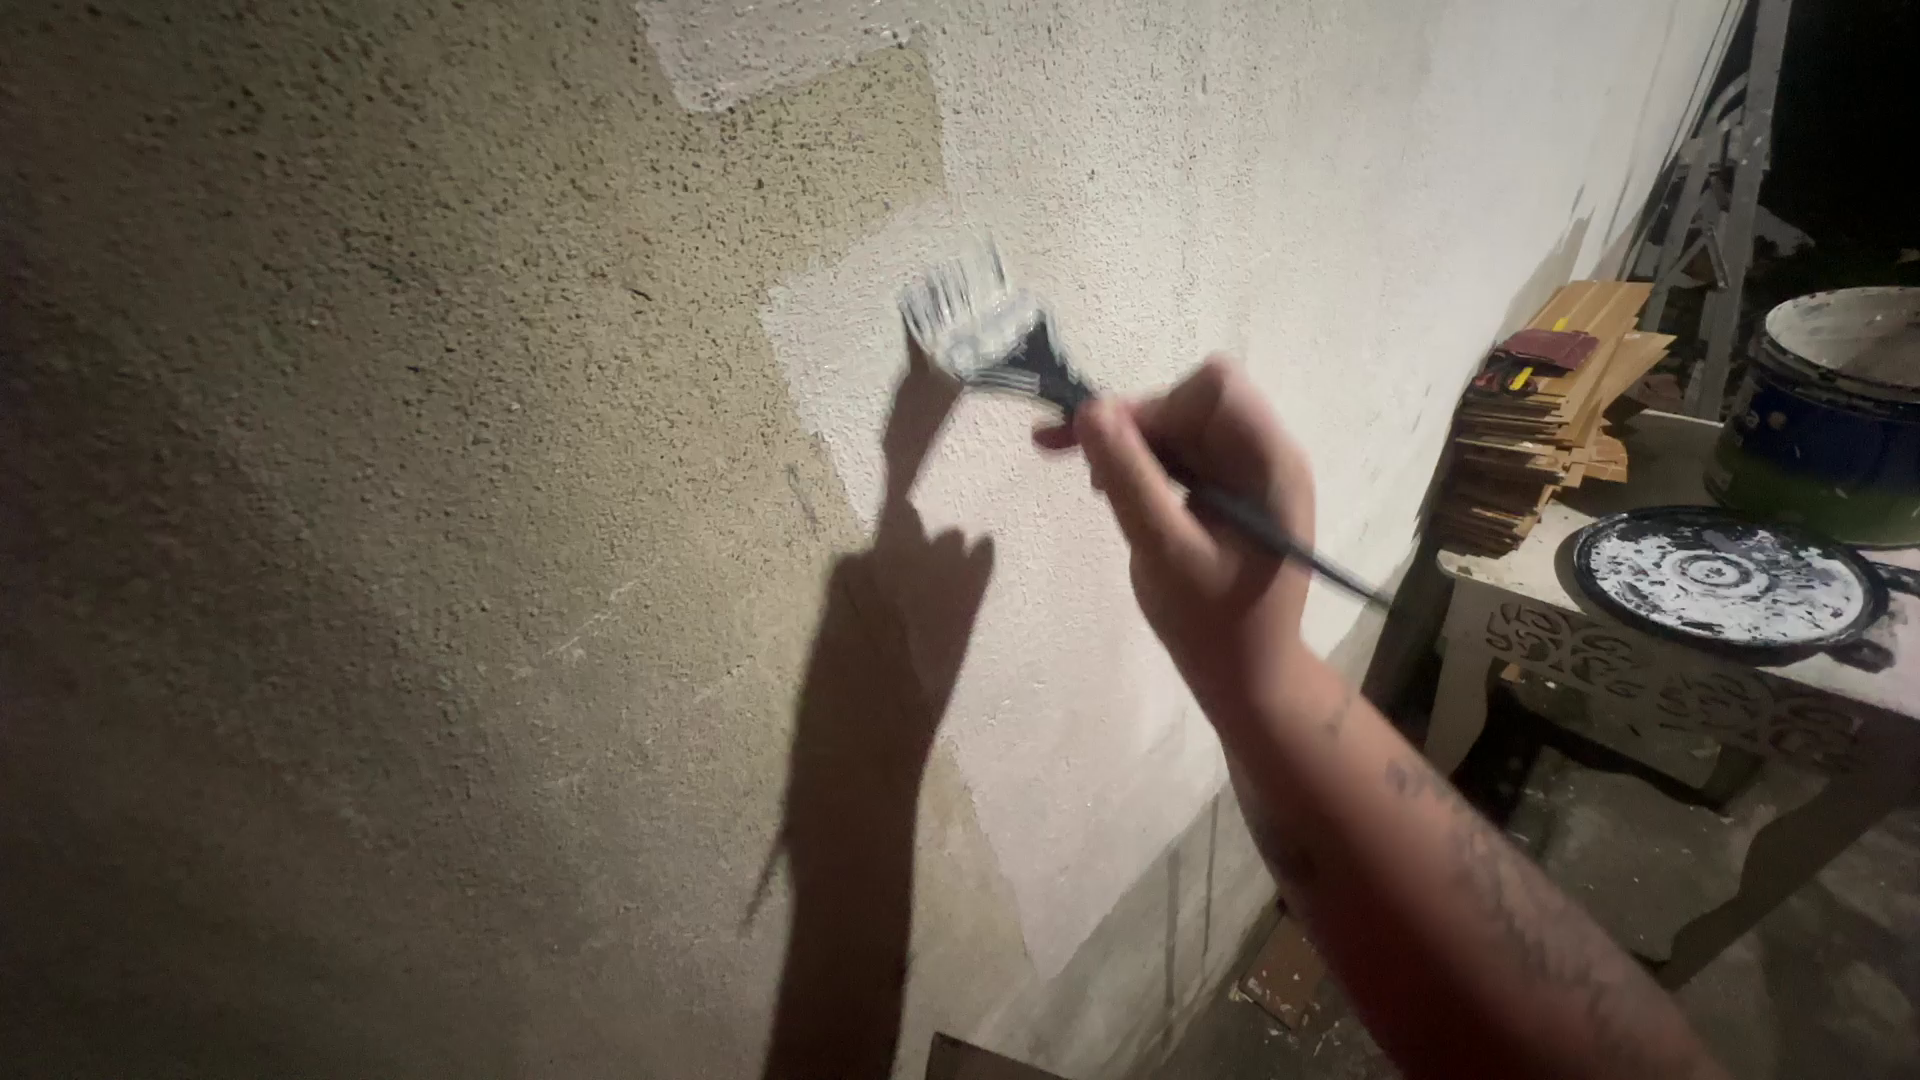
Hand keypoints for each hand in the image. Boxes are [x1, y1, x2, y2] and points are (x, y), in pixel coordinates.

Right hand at [1035, 356, 1315, 727]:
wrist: (1244, 674)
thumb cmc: (1210, 623)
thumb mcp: (1163, 551)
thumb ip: (1128, 478)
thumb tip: (1089, 410)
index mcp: (1269, 463)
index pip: (1215, 389)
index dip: (1157, 407)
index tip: (1109, 447)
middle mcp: (1264, 455)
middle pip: (1191, 403)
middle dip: (1132, 427)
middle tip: (1076, 462)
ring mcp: (1246, 473)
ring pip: (1177, 426)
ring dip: (1129, 446)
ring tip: (1093, 487)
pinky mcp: (1225, 490)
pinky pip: (1178, 454)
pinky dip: (1140, 465)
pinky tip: (1111, 490)